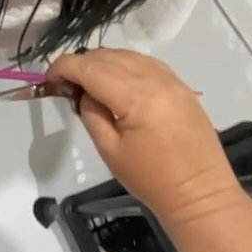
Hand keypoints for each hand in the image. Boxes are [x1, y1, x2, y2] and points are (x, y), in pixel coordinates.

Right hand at [46, 49, 243, 227]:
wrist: (202, 196)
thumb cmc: (151, 180)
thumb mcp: (108, 149)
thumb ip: (90, 112)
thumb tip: (83, 92)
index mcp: (134, 97)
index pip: (88, 67)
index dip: (63, 67)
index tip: (49, 79)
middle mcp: (154, 80)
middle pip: (105, 56)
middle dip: (80, 65)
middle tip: (67, 86)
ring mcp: (171, 80)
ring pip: (125, 54)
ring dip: (102, 62)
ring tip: (90, 83)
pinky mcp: (181, 86)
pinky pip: (145, 62)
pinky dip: (125, 65)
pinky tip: (118, 81)